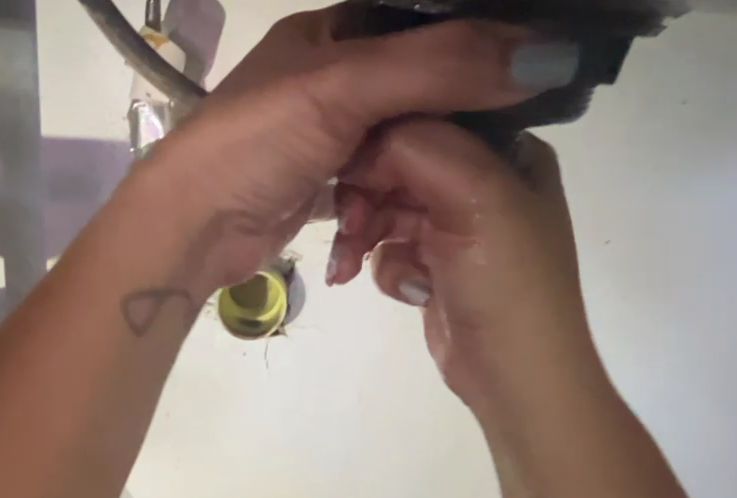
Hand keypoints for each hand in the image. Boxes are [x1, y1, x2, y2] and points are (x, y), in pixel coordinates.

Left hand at [135, 5, 563, 293]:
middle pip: (413, 97)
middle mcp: (326, 83)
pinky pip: (367, 193)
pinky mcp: (314, 190)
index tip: (520, 90)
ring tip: (415, 207)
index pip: (421, 30)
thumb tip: (547, 54)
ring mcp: (319, 141)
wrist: (189, 229)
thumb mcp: (347, 89)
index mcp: (330, 37)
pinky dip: (376, 211)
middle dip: (438, 134)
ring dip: (405, 182)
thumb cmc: (256, 143)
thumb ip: (441, 66)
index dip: (472, 54)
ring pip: (393, 151)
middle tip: (478, 164)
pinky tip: (382, 227)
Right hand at [330, 122, 594, 405]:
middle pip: (401, 166)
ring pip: (387, 210)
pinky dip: (387, 269)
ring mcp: (455, 228)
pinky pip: (389, 250)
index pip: (431, 119)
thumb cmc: (506, 283)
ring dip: (367, 239)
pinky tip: (406, 292)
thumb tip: (366, 139)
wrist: (513, 374)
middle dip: (368, 199)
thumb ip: (423, 149)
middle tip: (348, 231)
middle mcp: (481, 182)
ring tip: (352, 269)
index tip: (351, 172)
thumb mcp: (476, 198)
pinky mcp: (433, 267)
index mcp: (506, 152)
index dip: (385, 142)